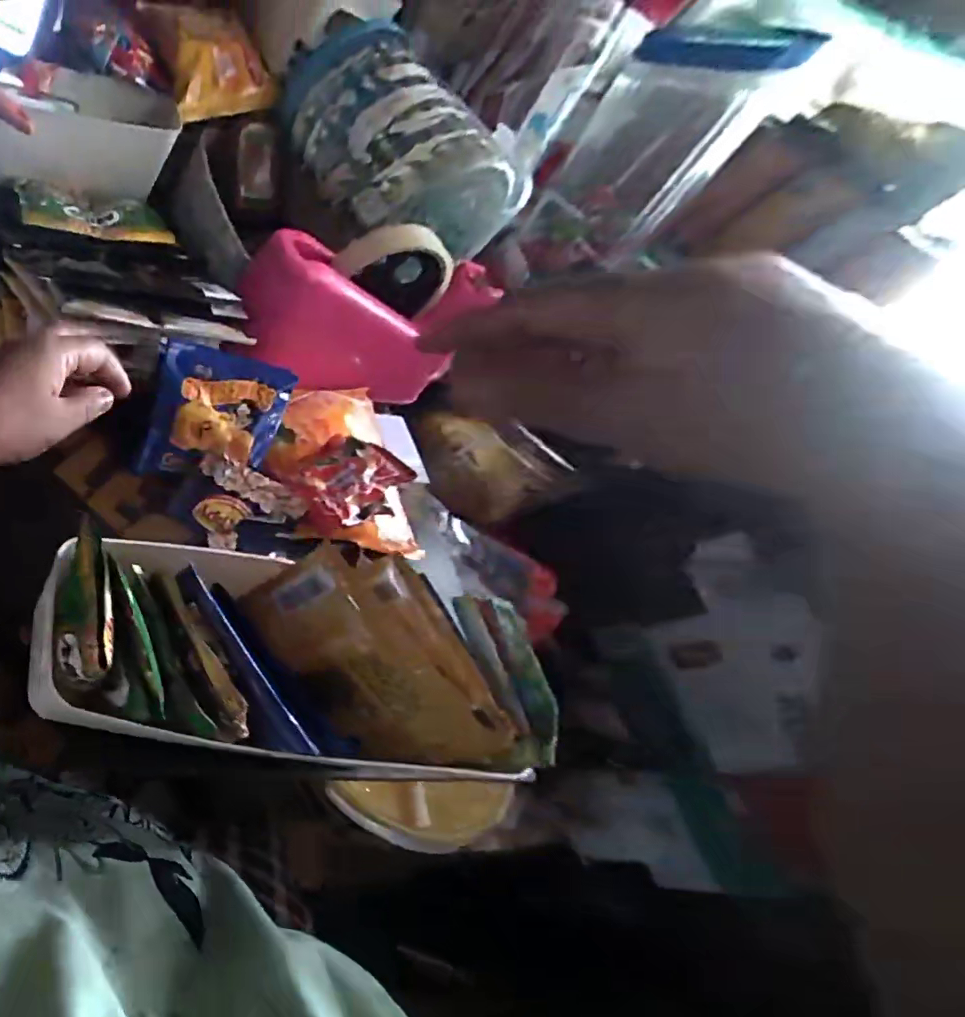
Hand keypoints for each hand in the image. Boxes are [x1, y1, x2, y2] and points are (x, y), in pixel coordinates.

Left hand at [0, 325, 131, 479]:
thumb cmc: (13, 427)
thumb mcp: (59, 421)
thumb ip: (88, 406)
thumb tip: (106, 396)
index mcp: (53, 346)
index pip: (96, 349)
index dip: (115, 371)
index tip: (126, 395)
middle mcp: (32, 339)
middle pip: (74, 340)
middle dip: (96, 361)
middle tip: (109, 385)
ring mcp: (10, 351)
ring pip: (52, 349)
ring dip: (74, 367)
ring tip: (87, 392)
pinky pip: (34, 360)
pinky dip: (53, 373)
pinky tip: (55, 395)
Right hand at [421, 255, 935, 508]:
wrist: (896, 439)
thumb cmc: (742, 428)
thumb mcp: (622, 418)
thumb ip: (535, 395)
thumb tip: (459, 383)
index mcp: (652, 297)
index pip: (538, 303)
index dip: (474, 325)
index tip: (425, 345)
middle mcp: (693, 273)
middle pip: (577, 298)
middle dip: (517, 331)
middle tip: (472, 366)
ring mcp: (737, 281)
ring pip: (620, 305)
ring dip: (565, 337)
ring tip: (527, 371)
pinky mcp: (768, 300)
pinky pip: (660, 312)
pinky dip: (613, 338)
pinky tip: (605, 367)